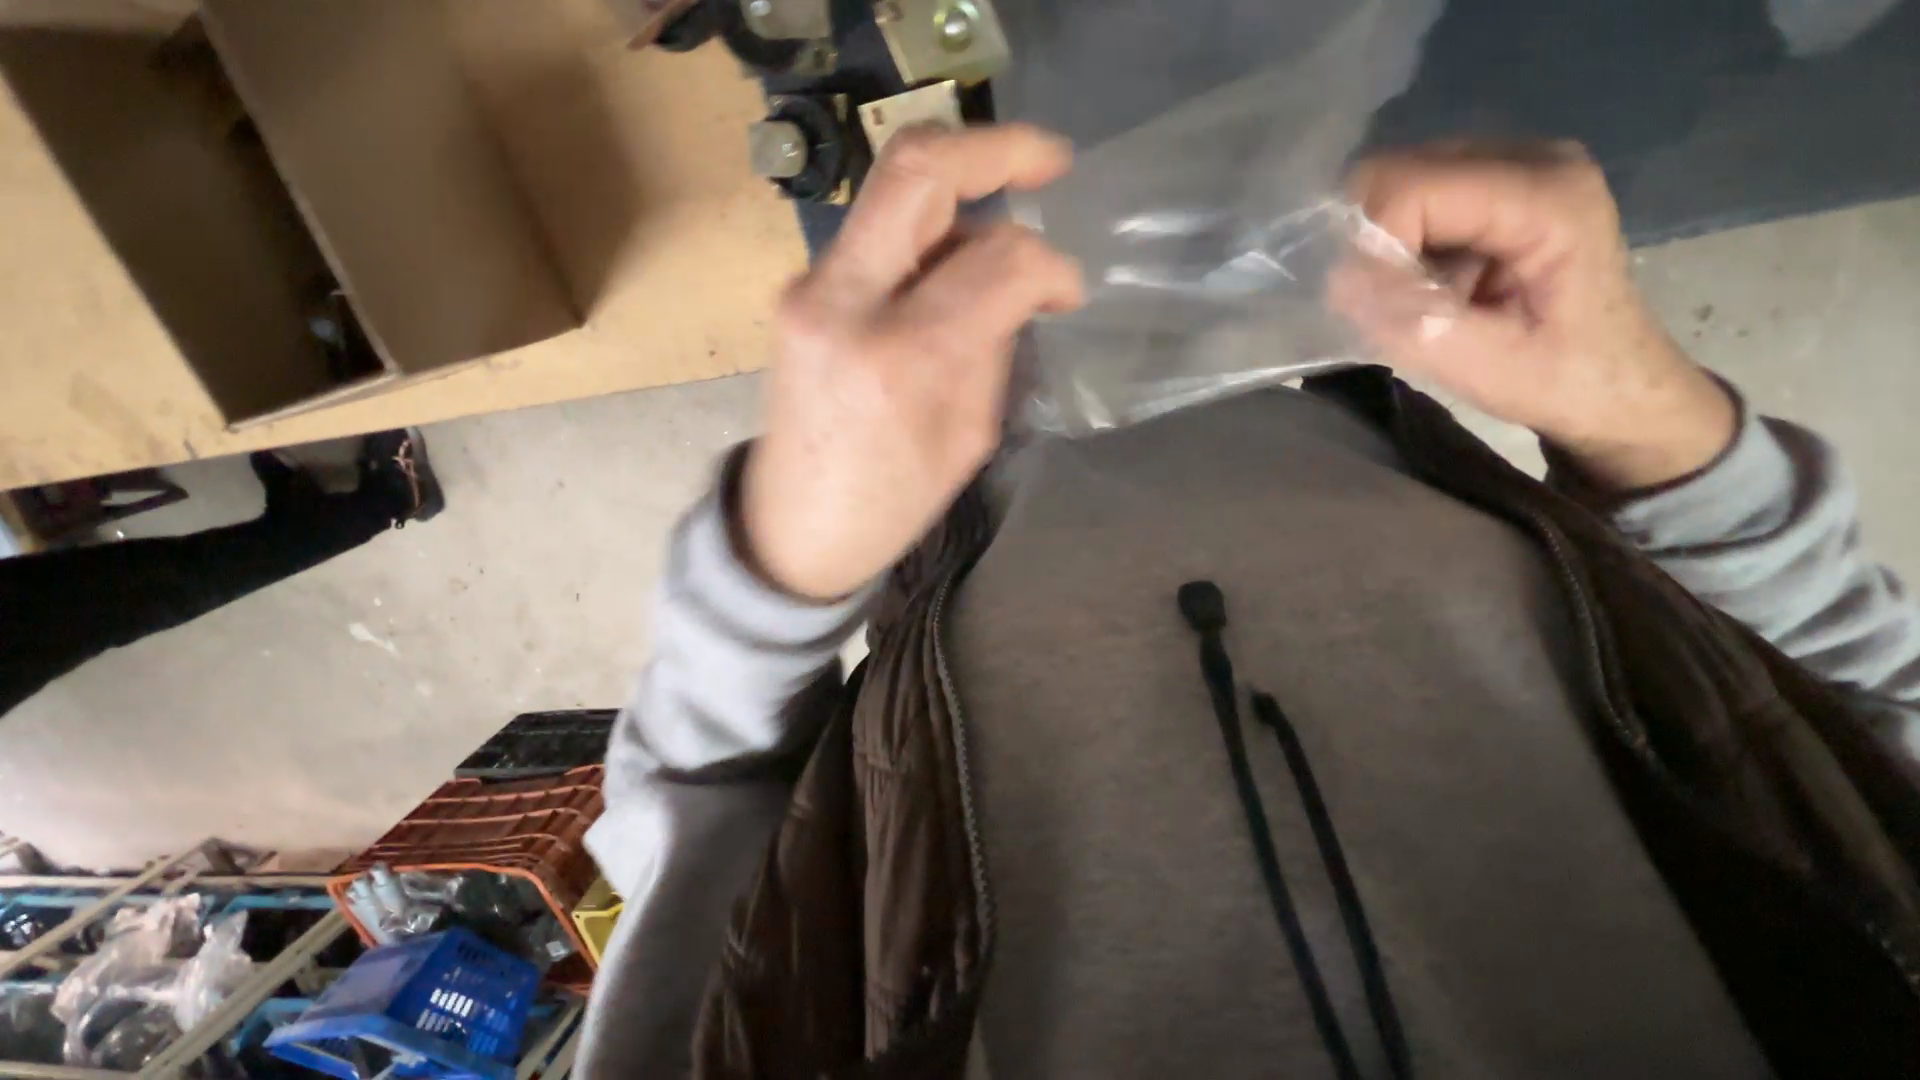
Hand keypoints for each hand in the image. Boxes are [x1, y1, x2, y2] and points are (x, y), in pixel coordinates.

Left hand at [739, 125, 1085, 600]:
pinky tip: (951, 269)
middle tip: (1051, 161)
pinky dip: (927, 233)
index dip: (1048, 264)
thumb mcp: (968, 437)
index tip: (1067, 290)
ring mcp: (809, 287)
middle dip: (996, 148)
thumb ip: (994, 344)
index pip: (997, 260)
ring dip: (961, 195)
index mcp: (901, 357)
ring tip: (1000, 243)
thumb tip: (1022, 282)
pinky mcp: (798, 289)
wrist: (792, 529)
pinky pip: (875, 232)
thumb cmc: (890, 503)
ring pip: (894, 191)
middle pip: (917, 169)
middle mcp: (843, 301)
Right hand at [1341, 141, 1735, 490]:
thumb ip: (1409, 319)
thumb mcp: (1482, 366)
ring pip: (1397, 180)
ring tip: (1413, 292)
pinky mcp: (1496, 179)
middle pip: (1399, 171)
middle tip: (1387, 299)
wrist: (1614, 382)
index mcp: (1548, 197)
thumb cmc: (1560, 381)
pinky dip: (1398, 240)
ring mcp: (1515, 162)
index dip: (1373, 246)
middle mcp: (1533, 158)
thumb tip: (1341, 281)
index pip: (1413, 188)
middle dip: (1371, 241)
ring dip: (1382, 243)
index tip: (1378, 303)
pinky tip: (1427, 277)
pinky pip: (1412, 193)